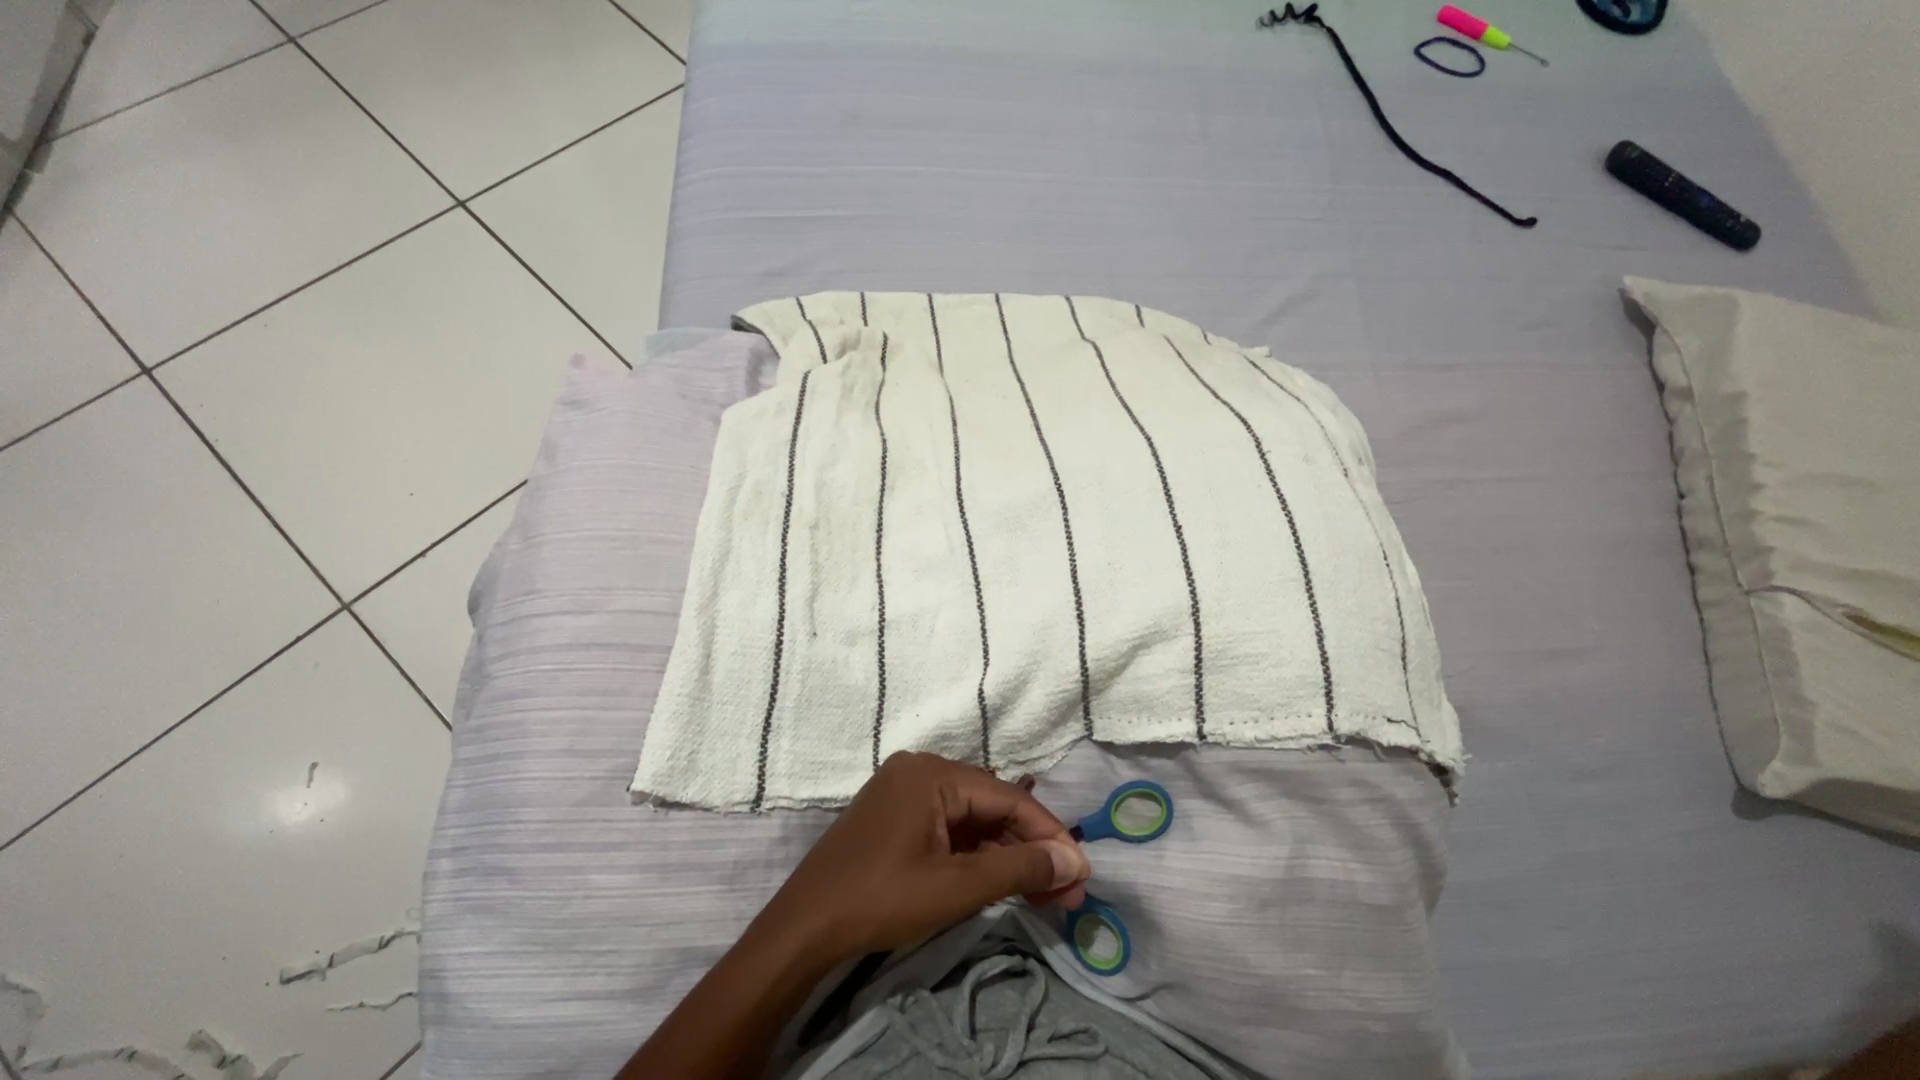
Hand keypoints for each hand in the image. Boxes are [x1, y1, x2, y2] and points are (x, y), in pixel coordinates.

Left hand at [760, 751, 1091, 964]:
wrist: (805, 926)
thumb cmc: (882, 899)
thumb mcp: (957, 887)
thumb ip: (1019, 868)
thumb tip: (1073, 861)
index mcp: (932, 773)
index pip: (1009, 798)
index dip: (1050, 835)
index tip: (1082, 872)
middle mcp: (918, 770)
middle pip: (991, 805)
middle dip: (1030, 848)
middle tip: (1066, 891)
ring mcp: (902, 791)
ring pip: (971, 818)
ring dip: (1005, 854)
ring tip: (1043, 892)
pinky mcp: (893, 816)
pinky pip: (947, 827)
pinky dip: (975, 854)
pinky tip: (1000, 880)